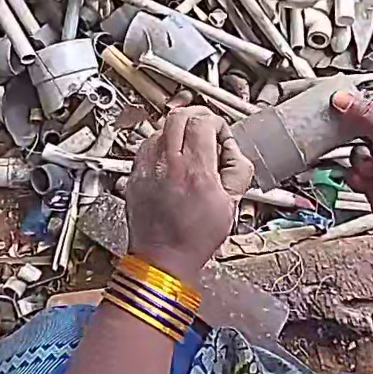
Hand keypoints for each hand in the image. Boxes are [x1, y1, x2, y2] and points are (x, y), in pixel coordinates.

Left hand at [125, 107, 252, 279]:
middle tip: (205, 129)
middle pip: (178, 116)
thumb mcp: (231, 205)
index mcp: (195, 170)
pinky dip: (161, 144)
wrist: (162, 257)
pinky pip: (147, 145)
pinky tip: (171, 159)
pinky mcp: (134, 174)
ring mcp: (147, 167)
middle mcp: (167, 164)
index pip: (202, 122)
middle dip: (196, 117)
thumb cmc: (193, 238)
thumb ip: (238, 169)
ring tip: (189, 147)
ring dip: (177, 130)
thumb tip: (232, 149)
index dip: (216, 122)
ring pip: (160, 128)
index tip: (220, 133)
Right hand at [333, 90, 372, 240]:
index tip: (359, 97)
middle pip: (370, 125)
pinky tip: (370, 182)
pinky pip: (355, 170)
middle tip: (362, 136)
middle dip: (362, 134)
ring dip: (362, 160)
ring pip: (358, 149)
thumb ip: (368, 116)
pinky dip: (359, 176)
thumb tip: (344, 98)